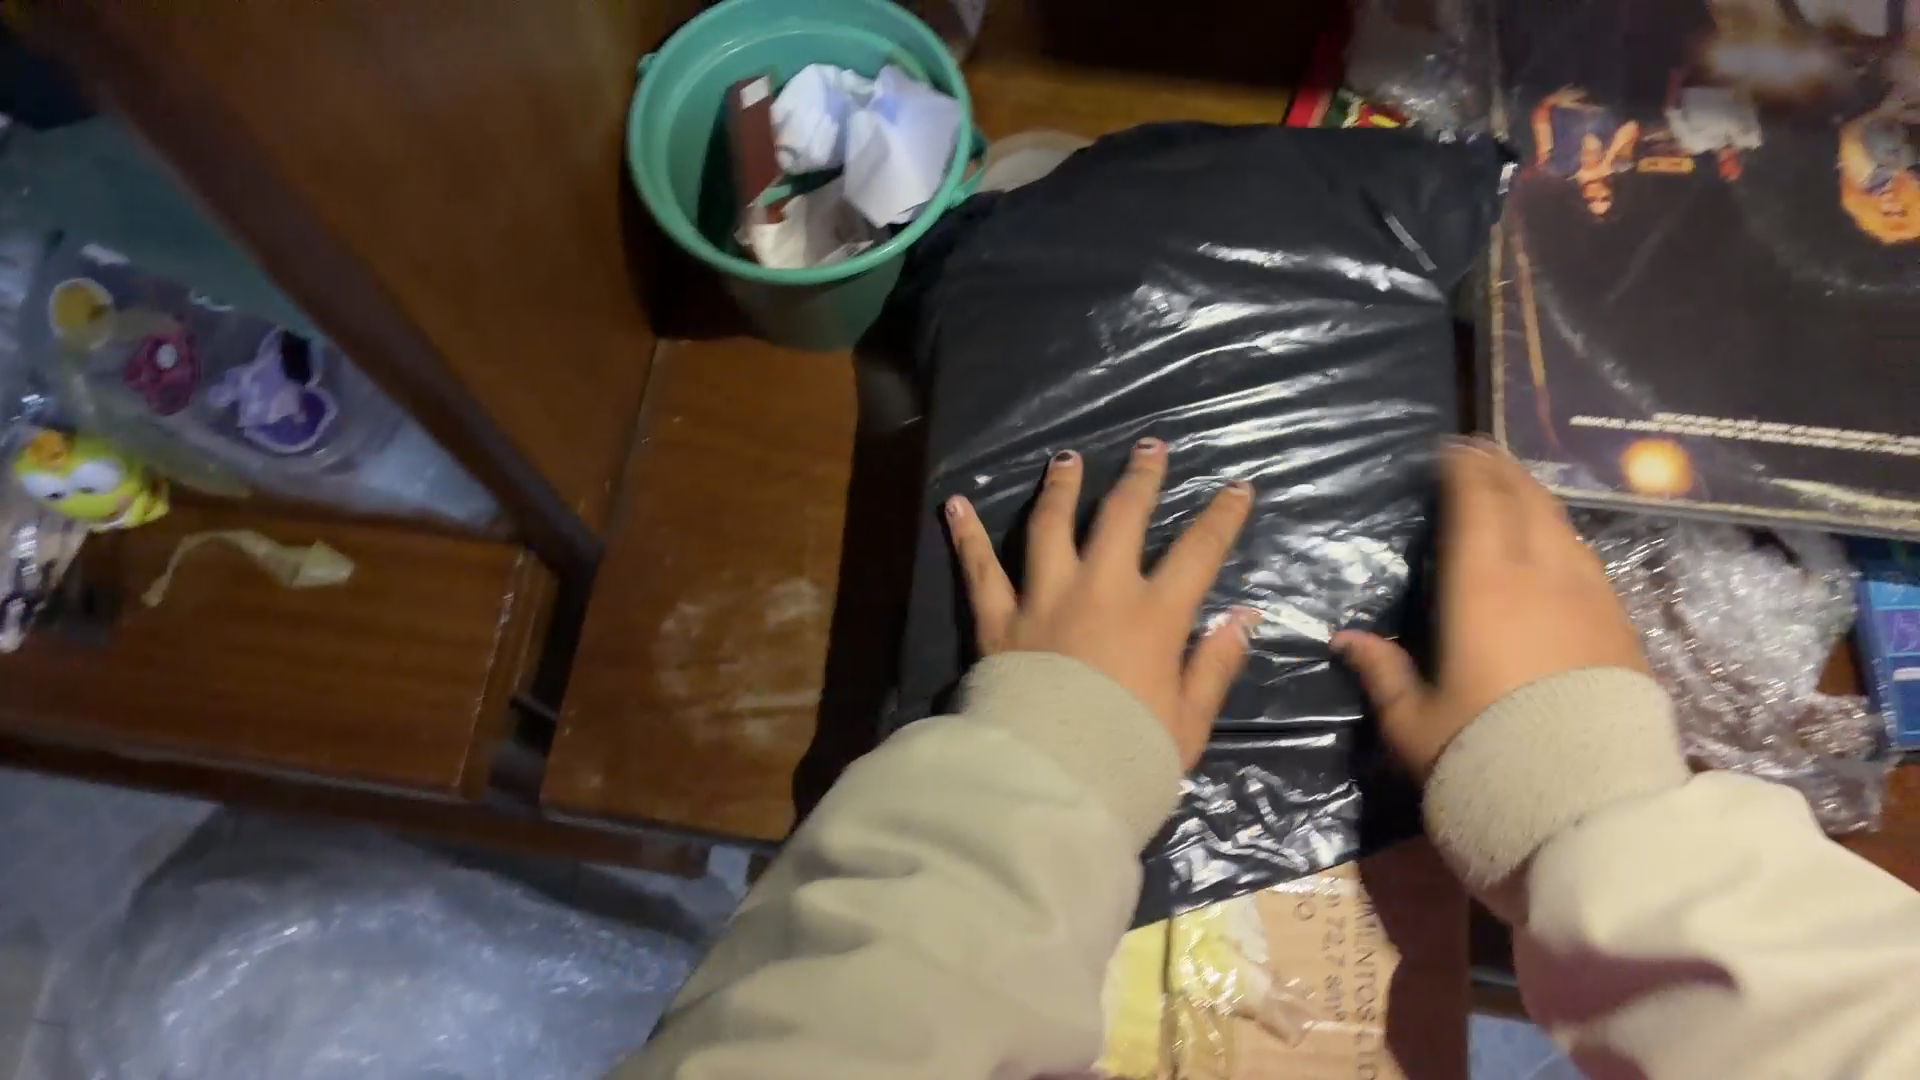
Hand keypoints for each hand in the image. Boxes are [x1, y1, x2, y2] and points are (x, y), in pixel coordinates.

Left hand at [945, 437, 1259, 767]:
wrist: (1052, 779)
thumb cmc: (1127, 755)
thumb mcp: (1188, 720)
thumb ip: (1216, 664)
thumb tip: (1244, 615)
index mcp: (1153, 616)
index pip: (1199, 552)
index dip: (1222, 517)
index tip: (1237, 487)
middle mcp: (1099, 590)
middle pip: (1122, 518)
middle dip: (1140, 478)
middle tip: (1149, 446)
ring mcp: (1043, 597)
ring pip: (1051, 526)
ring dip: (1061, 488)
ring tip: (1067, 459)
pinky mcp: (997, 616)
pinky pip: (979, 567)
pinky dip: (965, 534)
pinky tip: (953, 503)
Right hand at [1333, 438, 1646, 782]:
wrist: (1590, 802)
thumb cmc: (1483, 750)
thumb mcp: (1412, 718)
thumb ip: (1379, 670)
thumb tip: (1343, 638)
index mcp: (1482, 589)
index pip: (1477, 507)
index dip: (1464, 472)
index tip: (1450, 448)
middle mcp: (1540, 578)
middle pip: (1525, 503)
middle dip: (1502, 470)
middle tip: (1481, 450)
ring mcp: (1588, 600)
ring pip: (1562, 526)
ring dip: (1535, 498)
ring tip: (1515, 486)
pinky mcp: (1618, 626)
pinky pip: (1585, 559)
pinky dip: (1562, 535)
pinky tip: (1555, 544)